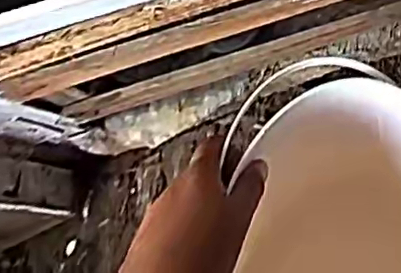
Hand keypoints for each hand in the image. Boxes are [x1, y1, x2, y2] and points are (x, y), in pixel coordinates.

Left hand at [119, 134, 266, 272]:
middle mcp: (174, 186)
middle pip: (199, 173)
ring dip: (198, 208)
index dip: (231, 149)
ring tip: (214, 232)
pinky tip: (192, 249)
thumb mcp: (238, 218)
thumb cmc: (198, 256)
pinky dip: (180, 229)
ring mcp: (156, 211)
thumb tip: (256, 170)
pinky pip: (167, 223)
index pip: (215, 144)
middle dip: (216, 185)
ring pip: (183, 199)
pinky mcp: (144, 237)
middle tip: (233, 202)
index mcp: (199, 172)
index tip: (243, 159)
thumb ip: (249, 186)